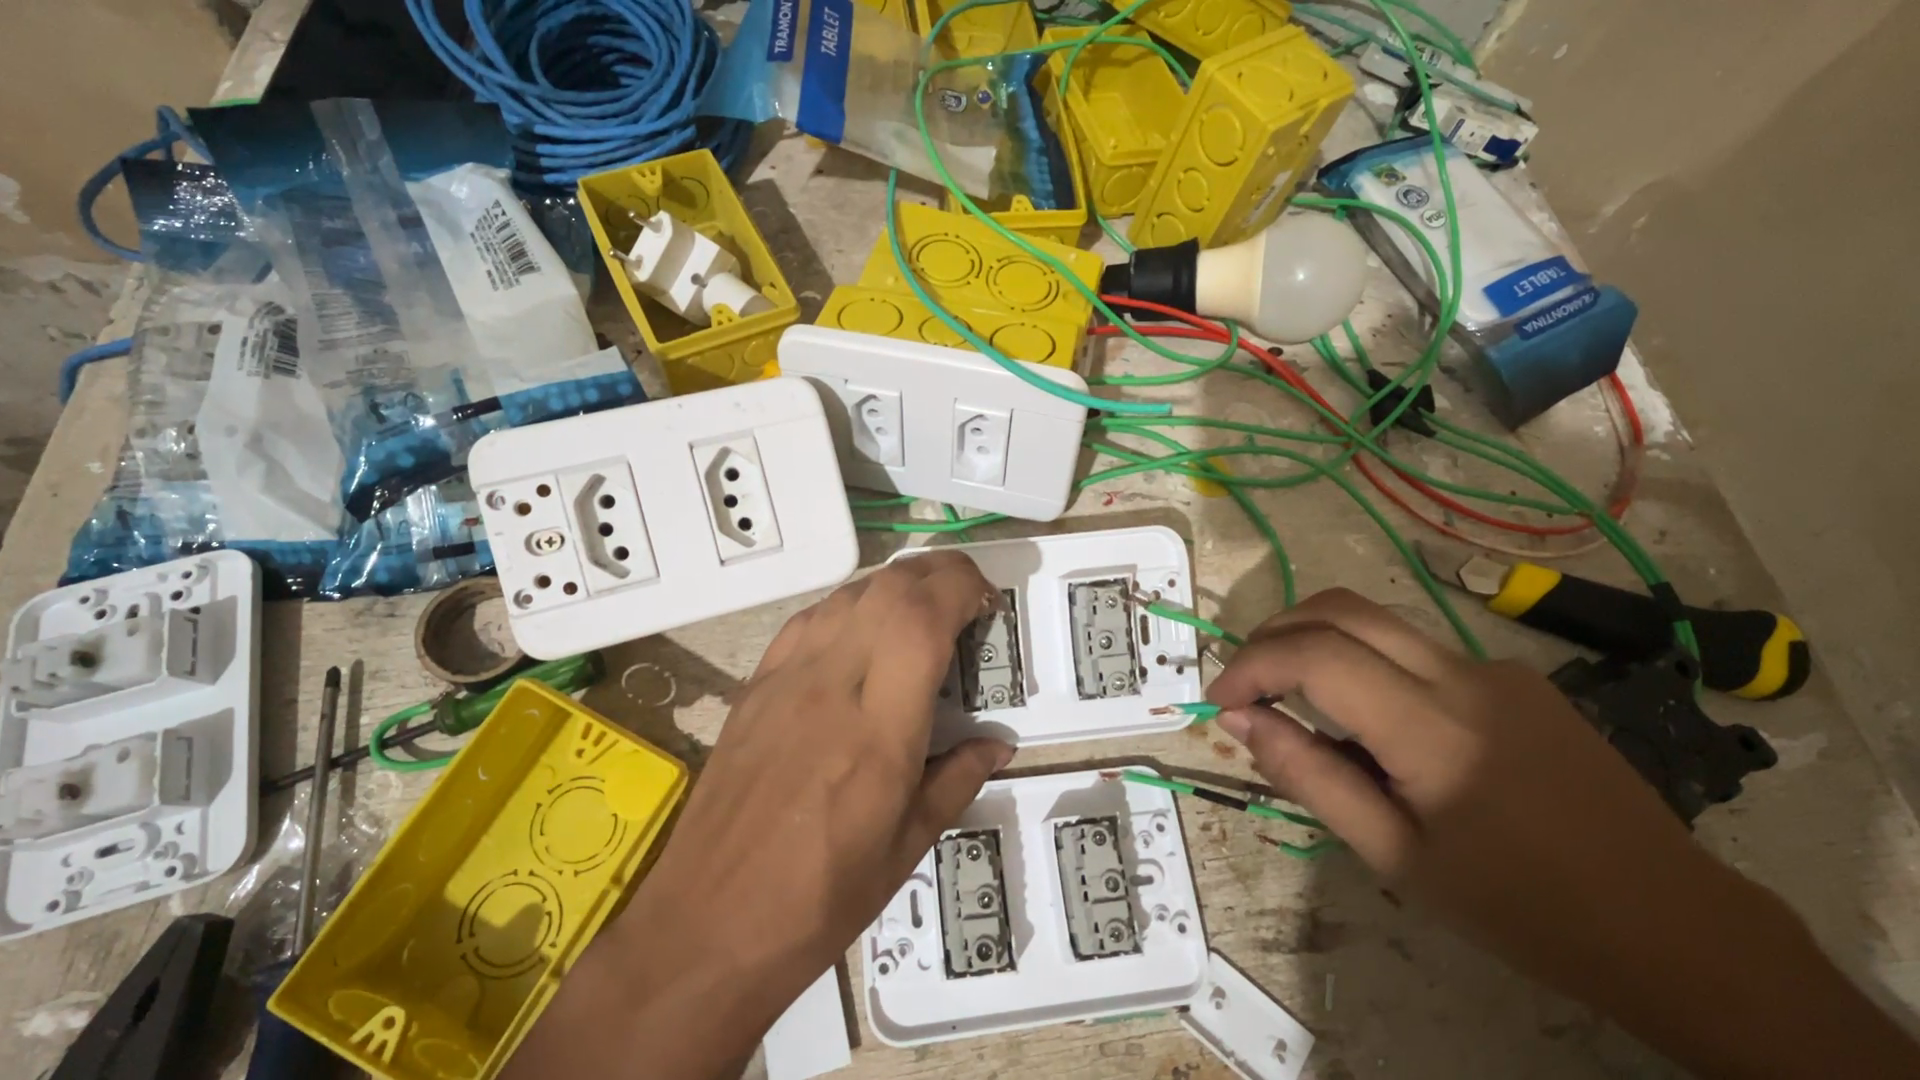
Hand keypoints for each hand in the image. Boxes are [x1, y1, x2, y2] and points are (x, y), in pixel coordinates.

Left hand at [506, 552, 1013, 1079]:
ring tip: (921, 616)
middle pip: (886, 589)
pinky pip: (807, 621)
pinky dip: (847, 609)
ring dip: (893, 588)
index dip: (961, 586)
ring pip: (845, 595)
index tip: (987, 601)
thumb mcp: (908, 846)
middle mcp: (829, 685)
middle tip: (966, 599)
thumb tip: (996, 745)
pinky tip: (860, 641)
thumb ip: (956, 779)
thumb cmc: (822, 898)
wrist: (710, 924)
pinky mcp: (752, 688)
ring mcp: (783, 680)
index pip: (921, 617)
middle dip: (936, 573)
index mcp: (879, 728)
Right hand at [1206, 588, 1919, 1077]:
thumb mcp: (1397, 857)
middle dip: (1273, 633)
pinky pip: (1420, 653)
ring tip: (1295, 706)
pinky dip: (1368, 667)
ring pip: (1379, 624)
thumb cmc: (1520, 908)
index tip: (1222, 704)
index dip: (1251, 666)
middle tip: (1244, 686)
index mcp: (1433, 727)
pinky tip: (1373, 728)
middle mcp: (1464, 674)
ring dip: (1317, 645)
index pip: (1314, 654)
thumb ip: (1312, 777)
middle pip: (1341, 608)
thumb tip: (1243, 721)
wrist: (1670, 923)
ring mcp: (1497, 669)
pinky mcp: (1518, 680)